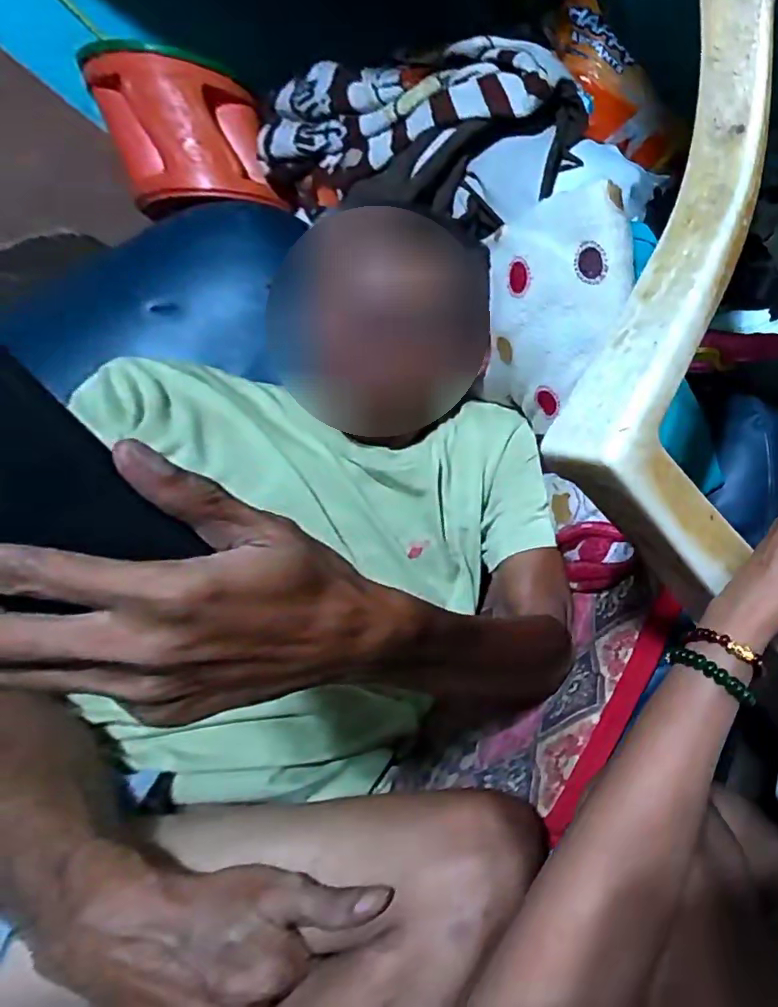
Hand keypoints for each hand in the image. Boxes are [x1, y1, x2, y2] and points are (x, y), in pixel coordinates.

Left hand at [0, 440, 419, 724]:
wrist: (357, 639)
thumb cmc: (313, 579)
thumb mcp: (267, 531)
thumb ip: (191, 497)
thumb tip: (124, 451)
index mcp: (166, 593)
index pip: (36, 575)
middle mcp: (140, 646)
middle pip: (3, 640)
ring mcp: (145, 687)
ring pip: (31, 677)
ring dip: (16, 649)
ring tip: (22, 624)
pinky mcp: (160, 711)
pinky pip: (93, 693)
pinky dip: (81, 673)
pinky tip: (107, 652)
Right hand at [25, 845, 390, 1006]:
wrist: (119, 922)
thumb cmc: (214, 899)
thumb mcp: (283, 891)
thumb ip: (333, 904)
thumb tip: (382, 901)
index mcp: (275, 978)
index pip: (319, 975)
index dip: (328, 957)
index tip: (325, 942)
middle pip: (285, 995)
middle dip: (296, 976)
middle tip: (285, 946)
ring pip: (257, 1004)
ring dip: (265, 988)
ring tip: (253, 956)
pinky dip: (234, 995)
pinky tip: (230, 972)